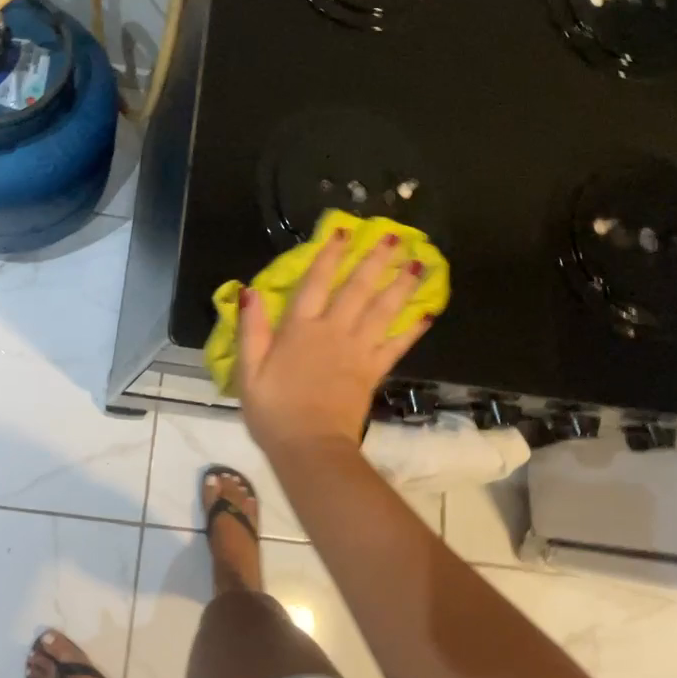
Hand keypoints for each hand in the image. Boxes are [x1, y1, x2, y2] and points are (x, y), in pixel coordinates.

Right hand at [235, 227, 434, 454]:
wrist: (310, 447)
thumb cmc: (273, 410)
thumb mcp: (248, 370)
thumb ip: (251, 329)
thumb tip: (249, 290)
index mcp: (300, 329)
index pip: (315, 282)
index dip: (329, 254)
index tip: (344, 230)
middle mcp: (333, 331)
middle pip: (357, 288)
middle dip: (375, 259)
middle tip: (394, 235)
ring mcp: (357, 351)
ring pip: (382, 310)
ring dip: (400, 284)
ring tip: (418, 262)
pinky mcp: (373, 371)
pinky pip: (396, 345)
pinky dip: (413, 328)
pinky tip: (428, 312)